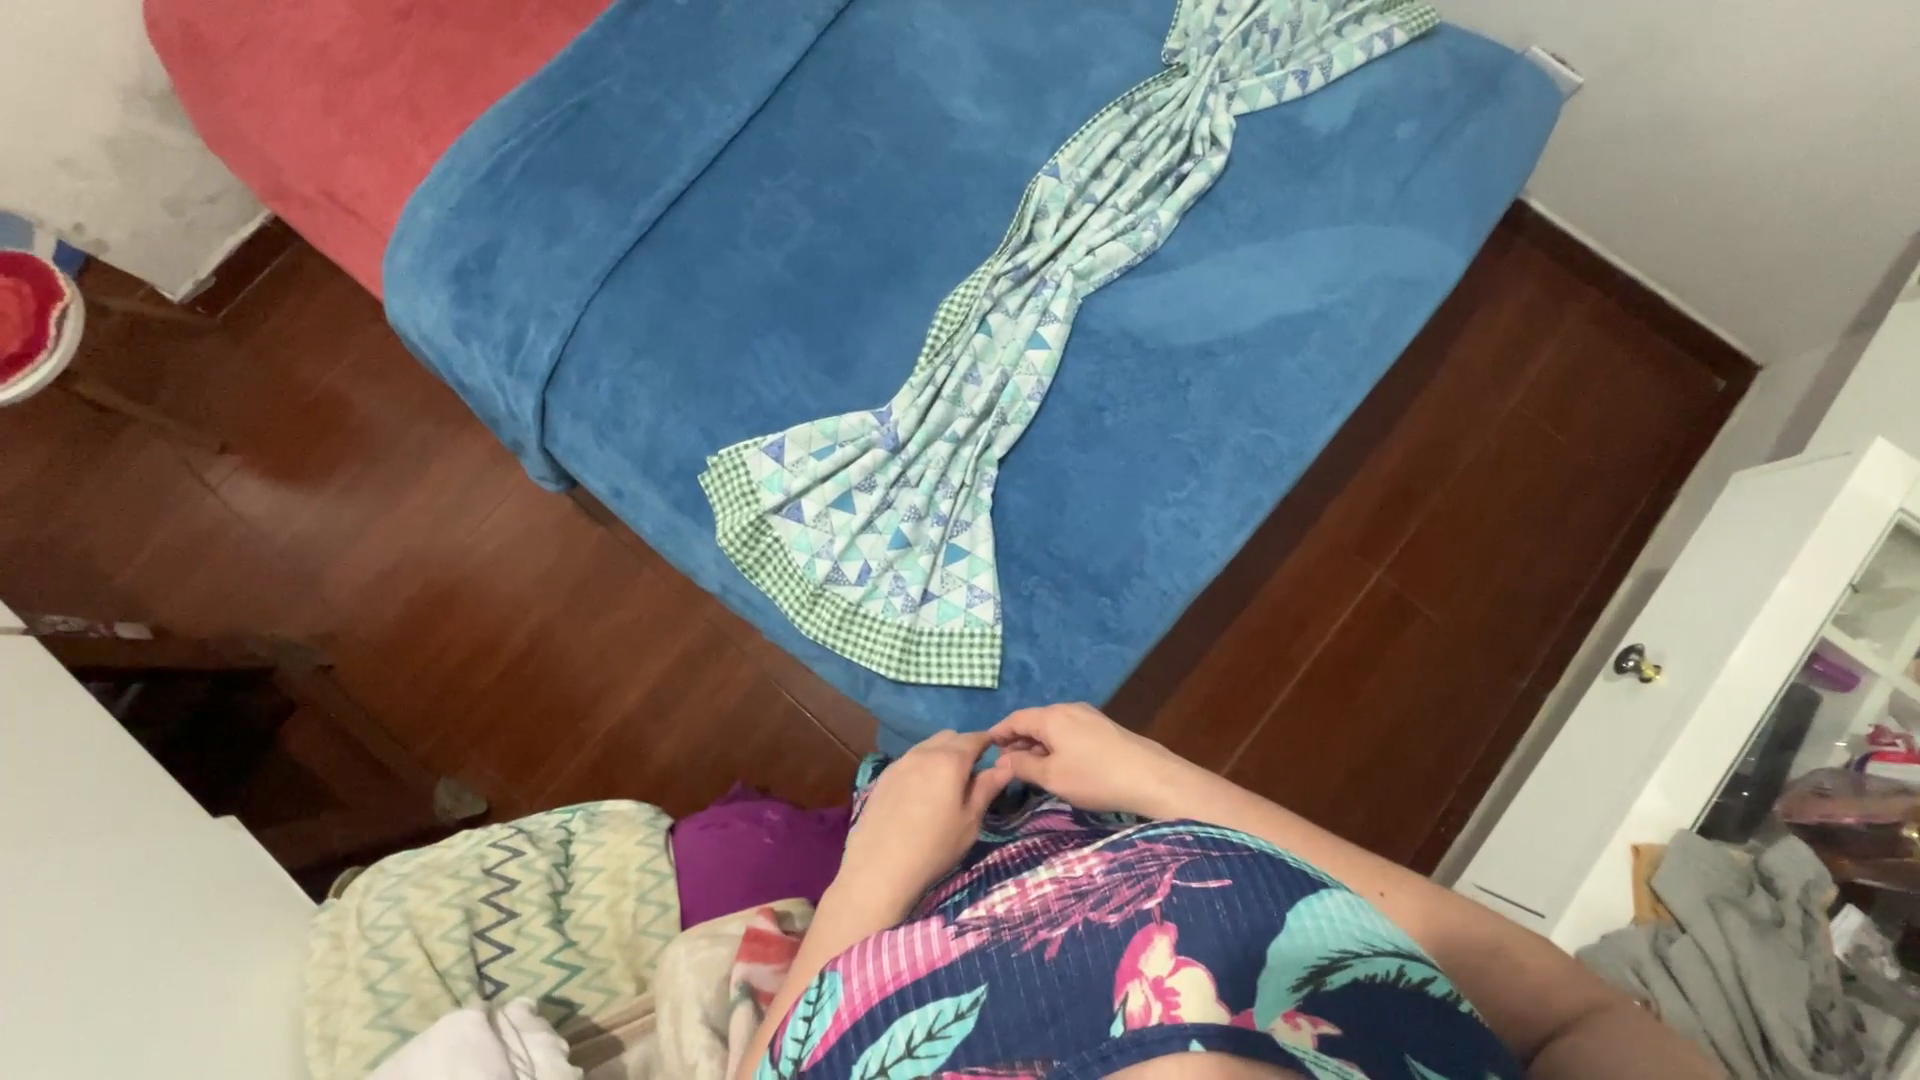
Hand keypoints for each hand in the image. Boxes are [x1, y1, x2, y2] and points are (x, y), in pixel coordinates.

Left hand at [836, 730, 1010, 915]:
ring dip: (941, 754)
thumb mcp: (969, 821)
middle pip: (949, 737)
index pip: (974, 738)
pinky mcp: (883, 777)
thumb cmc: (934, 847)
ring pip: (927, 746)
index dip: (986, 742)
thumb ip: (986, 789)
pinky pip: (909, 760)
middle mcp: (923, 753)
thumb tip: (1005, 766)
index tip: (995, 753)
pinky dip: (922, 765)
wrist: (879, 867)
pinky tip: (921, 791)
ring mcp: (899, 763)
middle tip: (972, 772)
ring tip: (946, 783)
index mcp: (949, 760)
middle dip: (964, 747)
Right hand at [989, 703, 1216, 817]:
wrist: (1149, 777)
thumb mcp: (1052, 777)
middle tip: (1006, 764)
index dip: (999, 733)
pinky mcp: (1103, 728)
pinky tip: (1057, 764)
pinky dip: (1056, 745)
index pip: (1015, 719)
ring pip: (1053, 727)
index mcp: (1051, 716)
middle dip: (1018, 741)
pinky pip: (1069, 731)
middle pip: (1035, 721)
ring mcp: (1089, 717)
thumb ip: (1022, 767)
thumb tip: (1002, 761)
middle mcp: (1068, 709)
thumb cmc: (1094, 777)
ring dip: (1038, 745)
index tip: (987, 749)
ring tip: (1030, 768)